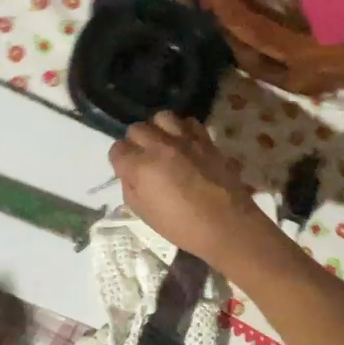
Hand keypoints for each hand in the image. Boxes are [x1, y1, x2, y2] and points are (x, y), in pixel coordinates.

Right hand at [108, 112, 269, 264]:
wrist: (226, 225)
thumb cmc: (182, 227)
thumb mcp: (144, 214)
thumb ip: (131, 188)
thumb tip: (130, 173)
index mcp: (141, 167)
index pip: (117, 150)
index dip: (120, 162)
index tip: (127, 172)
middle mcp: (160, 146)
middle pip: (137, 129)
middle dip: (136, 144)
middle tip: (145, 160)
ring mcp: (185, 140)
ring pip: (162, 117)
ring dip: (158, 130)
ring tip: (164, 145)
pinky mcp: (206, 140)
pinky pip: (189, 122)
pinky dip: (183, 129)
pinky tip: (185, 145)